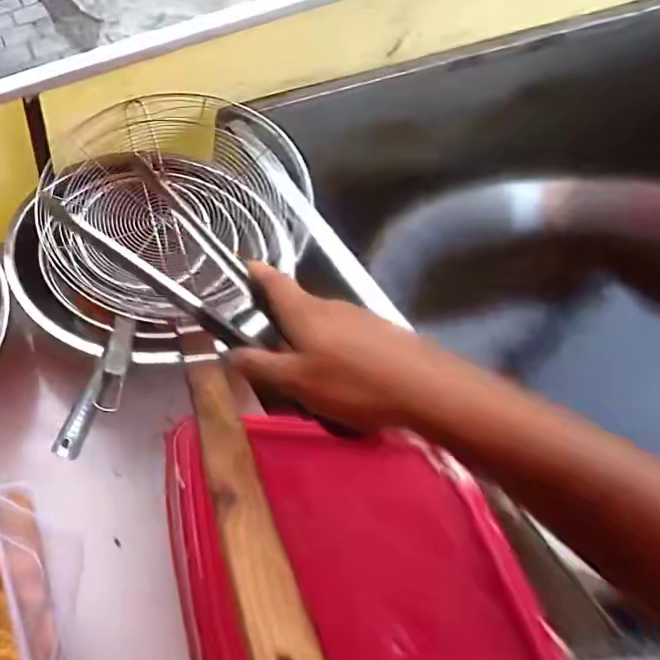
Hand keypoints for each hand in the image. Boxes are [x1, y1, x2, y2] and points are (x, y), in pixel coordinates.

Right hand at [231, 263, 491, 431]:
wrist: (431, 391)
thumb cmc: (353, 382)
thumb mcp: (298, 382)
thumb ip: (261, 366)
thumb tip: (228, 353)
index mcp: (302, 309)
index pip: (271, 278)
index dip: (253, 271)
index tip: (239, 268)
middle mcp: (329, 304)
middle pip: (296, 306)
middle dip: (280, 325)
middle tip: (269, 354)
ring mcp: (359, 317)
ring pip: (323, 325)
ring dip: (310, 343)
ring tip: (309, 380)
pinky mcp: (382, 334)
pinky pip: (347, 339)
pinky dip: (337, 355)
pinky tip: (346, 385)